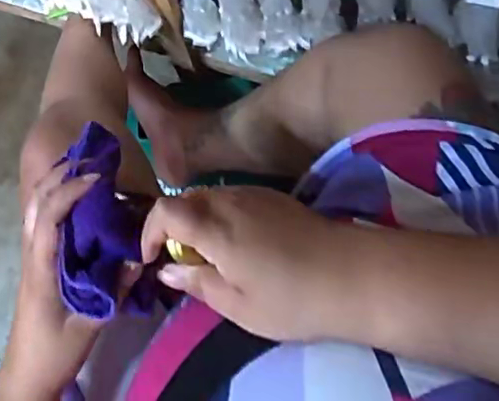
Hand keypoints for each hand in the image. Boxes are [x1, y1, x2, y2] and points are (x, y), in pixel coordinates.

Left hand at [0, 161, 139, 400]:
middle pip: (36, 199)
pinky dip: (54, 196)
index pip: (49, 214)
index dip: (70, 190)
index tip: (97, 176)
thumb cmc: (54, 351)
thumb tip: (137, 256)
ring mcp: (29, 253)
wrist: (26, 376)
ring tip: (83, 168)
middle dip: (61, 173)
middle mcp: (30, 251)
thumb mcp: (89, 326)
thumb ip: (113, 292)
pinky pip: (39, 215)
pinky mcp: (34, 259)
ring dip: (55, 181)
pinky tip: (75, 197)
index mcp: (40, 265)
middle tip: (91, 159)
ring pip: (34, 204)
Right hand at [139, 185, 364, 343]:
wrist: (349, 273)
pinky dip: (217, 215)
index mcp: (214, 227)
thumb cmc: (291, 299)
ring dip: (194, 220)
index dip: (149, 230)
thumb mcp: (239, 307)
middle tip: (179, 260)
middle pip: (182, 199)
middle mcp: (225, 200)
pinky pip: (227, 196)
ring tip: (208, 255)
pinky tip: (237, 243)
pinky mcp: (267, 194)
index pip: (164, 210)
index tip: (151, 257)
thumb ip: (198, 283)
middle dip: (170, 226)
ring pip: (205, 196)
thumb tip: (167, 269)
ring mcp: (248, 192)